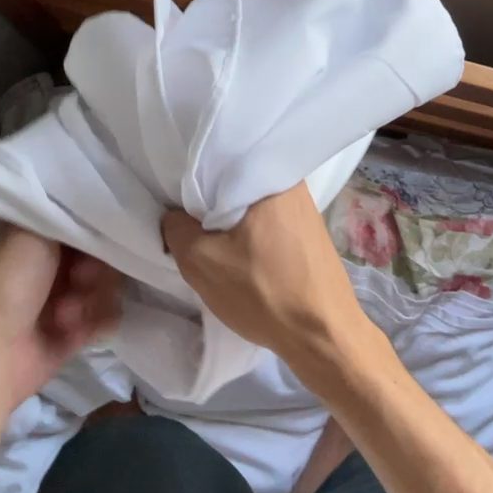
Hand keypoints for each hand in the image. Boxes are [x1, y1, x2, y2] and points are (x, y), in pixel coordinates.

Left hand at [0, 225, 121, 408]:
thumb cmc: (8, 286)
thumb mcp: (31, 232)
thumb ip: (67, 214)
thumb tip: (94, 208)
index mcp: (37, 241)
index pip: (86, 225)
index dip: (95, 232)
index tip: (91, 241)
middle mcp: (52, 267)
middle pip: (103, 256)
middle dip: (95, 270)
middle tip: (77, 280)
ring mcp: (66, 299)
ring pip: (108, 285)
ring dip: (92, 299)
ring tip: (65, 315)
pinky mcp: (77, 331)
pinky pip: (109, 315)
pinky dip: (99, 321)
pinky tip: (76, 328)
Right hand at [161, 187, 364, 362]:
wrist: (322, 332)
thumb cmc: (263, 292)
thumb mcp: (202, 262)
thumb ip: (177, 229)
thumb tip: (174, 214)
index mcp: (269, 176)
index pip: (218, 160)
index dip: (189, 178)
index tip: (171, 197)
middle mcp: (292, 182)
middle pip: (236, 181)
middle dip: (210, 200)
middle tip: (186, 220)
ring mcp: (303, 205)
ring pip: (252, 202)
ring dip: (230, 218)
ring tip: (208, 236)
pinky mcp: (308, 228)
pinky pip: (268, 217)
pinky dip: (249, 229)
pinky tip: (239, 249)